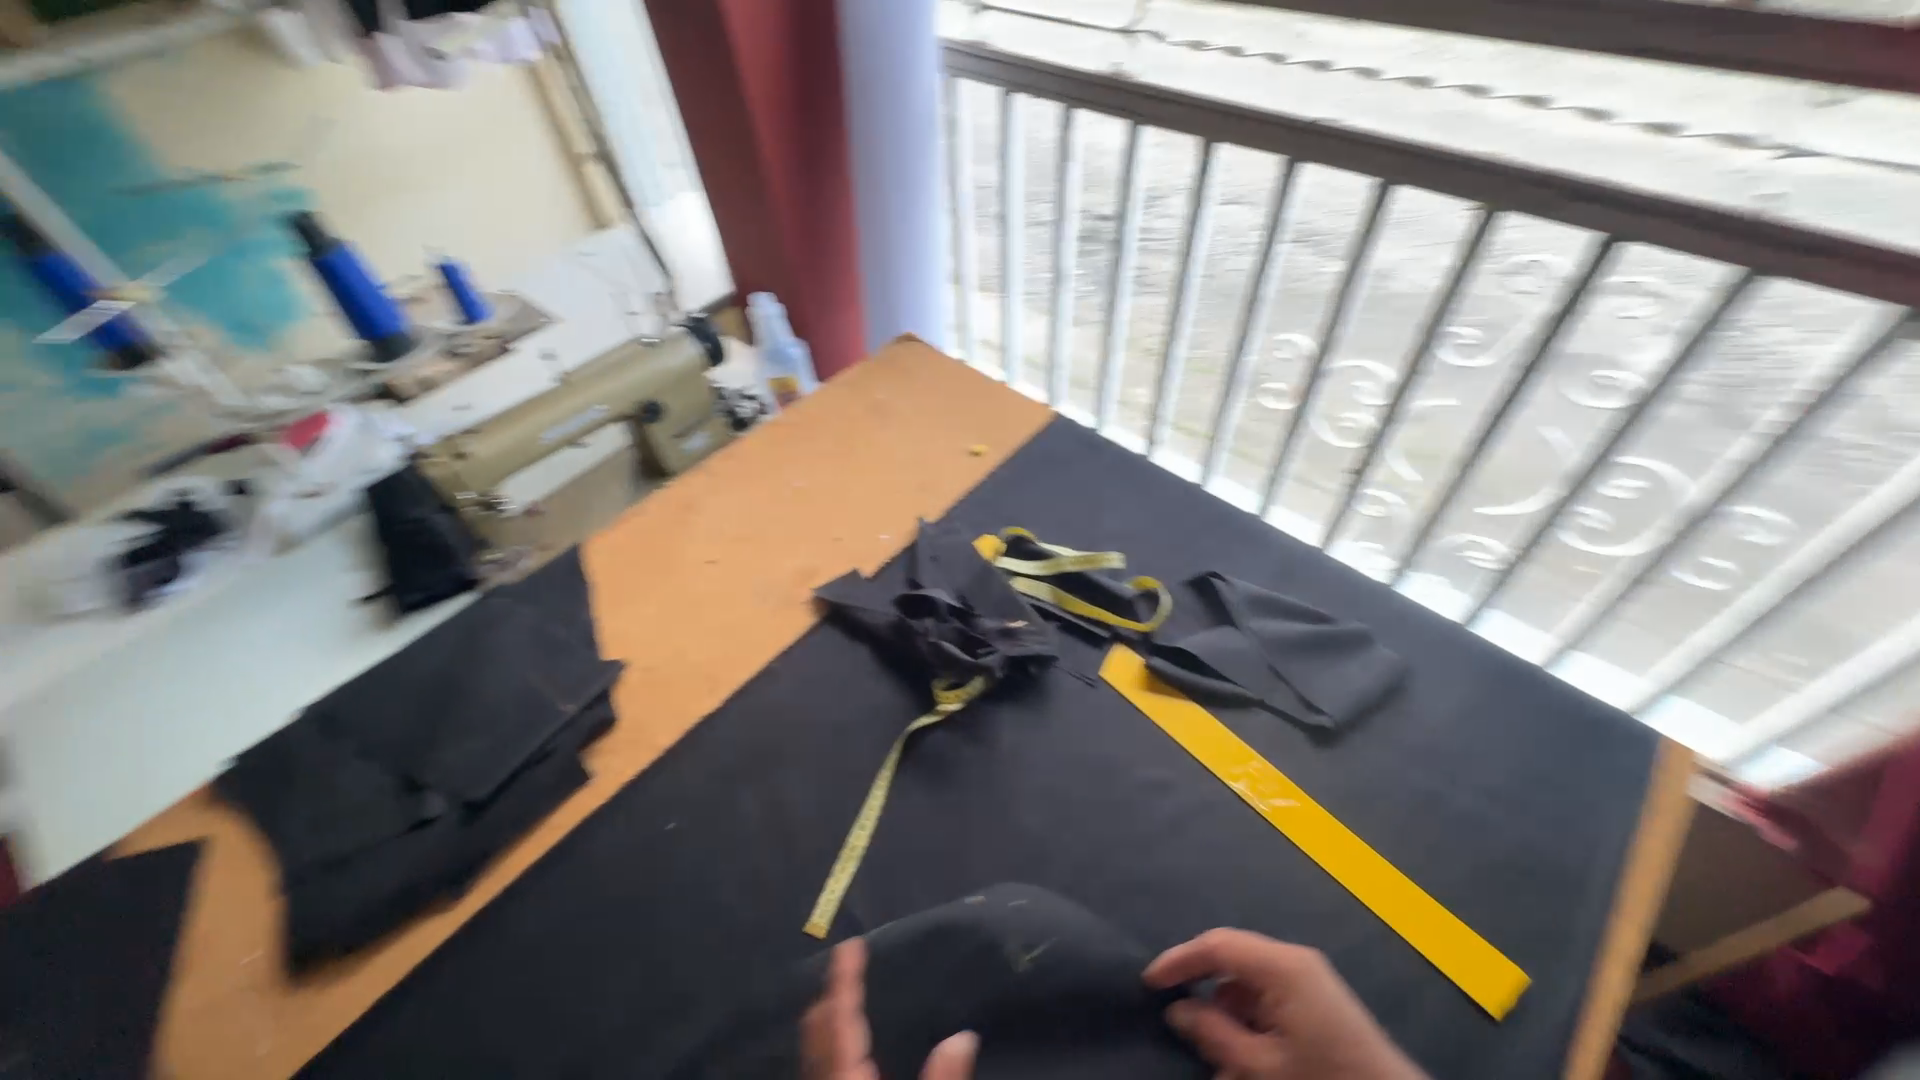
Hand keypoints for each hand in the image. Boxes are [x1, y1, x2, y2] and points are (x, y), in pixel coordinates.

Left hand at [801, 938, 978, 1079]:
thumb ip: (943, 1079)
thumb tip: (964, 1037)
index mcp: (848, 1075)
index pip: (842, 1016)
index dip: (845, 977)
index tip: (850, 944)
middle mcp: (827, 1078)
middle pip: (818, 1026)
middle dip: (830, 992)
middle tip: (849, 965)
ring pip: (814, 1045)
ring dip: (826, 1016)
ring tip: (846, 996)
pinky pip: (819, 1063)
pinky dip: (828, 1040)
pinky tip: (845, 1045)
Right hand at [1144, 929, 1429, 1079]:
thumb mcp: (1261, 1066)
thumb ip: (1214, 1033)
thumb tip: (1179, 1010)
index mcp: (1281, 965)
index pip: (1216, 946)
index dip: (1178, 960)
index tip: (1148, 982)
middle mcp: (1294, 961)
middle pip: (1232, 961)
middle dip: (1205, 994)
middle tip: (1182, 1025)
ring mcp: (1310, 979)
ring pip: (1249, 986)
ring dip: (1229, 1018)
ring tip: (1222, 1061)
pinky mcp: (1319, 1001)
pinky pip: (1270, 1000)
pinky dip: (1251, 1025)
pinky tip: (1247, 1060)